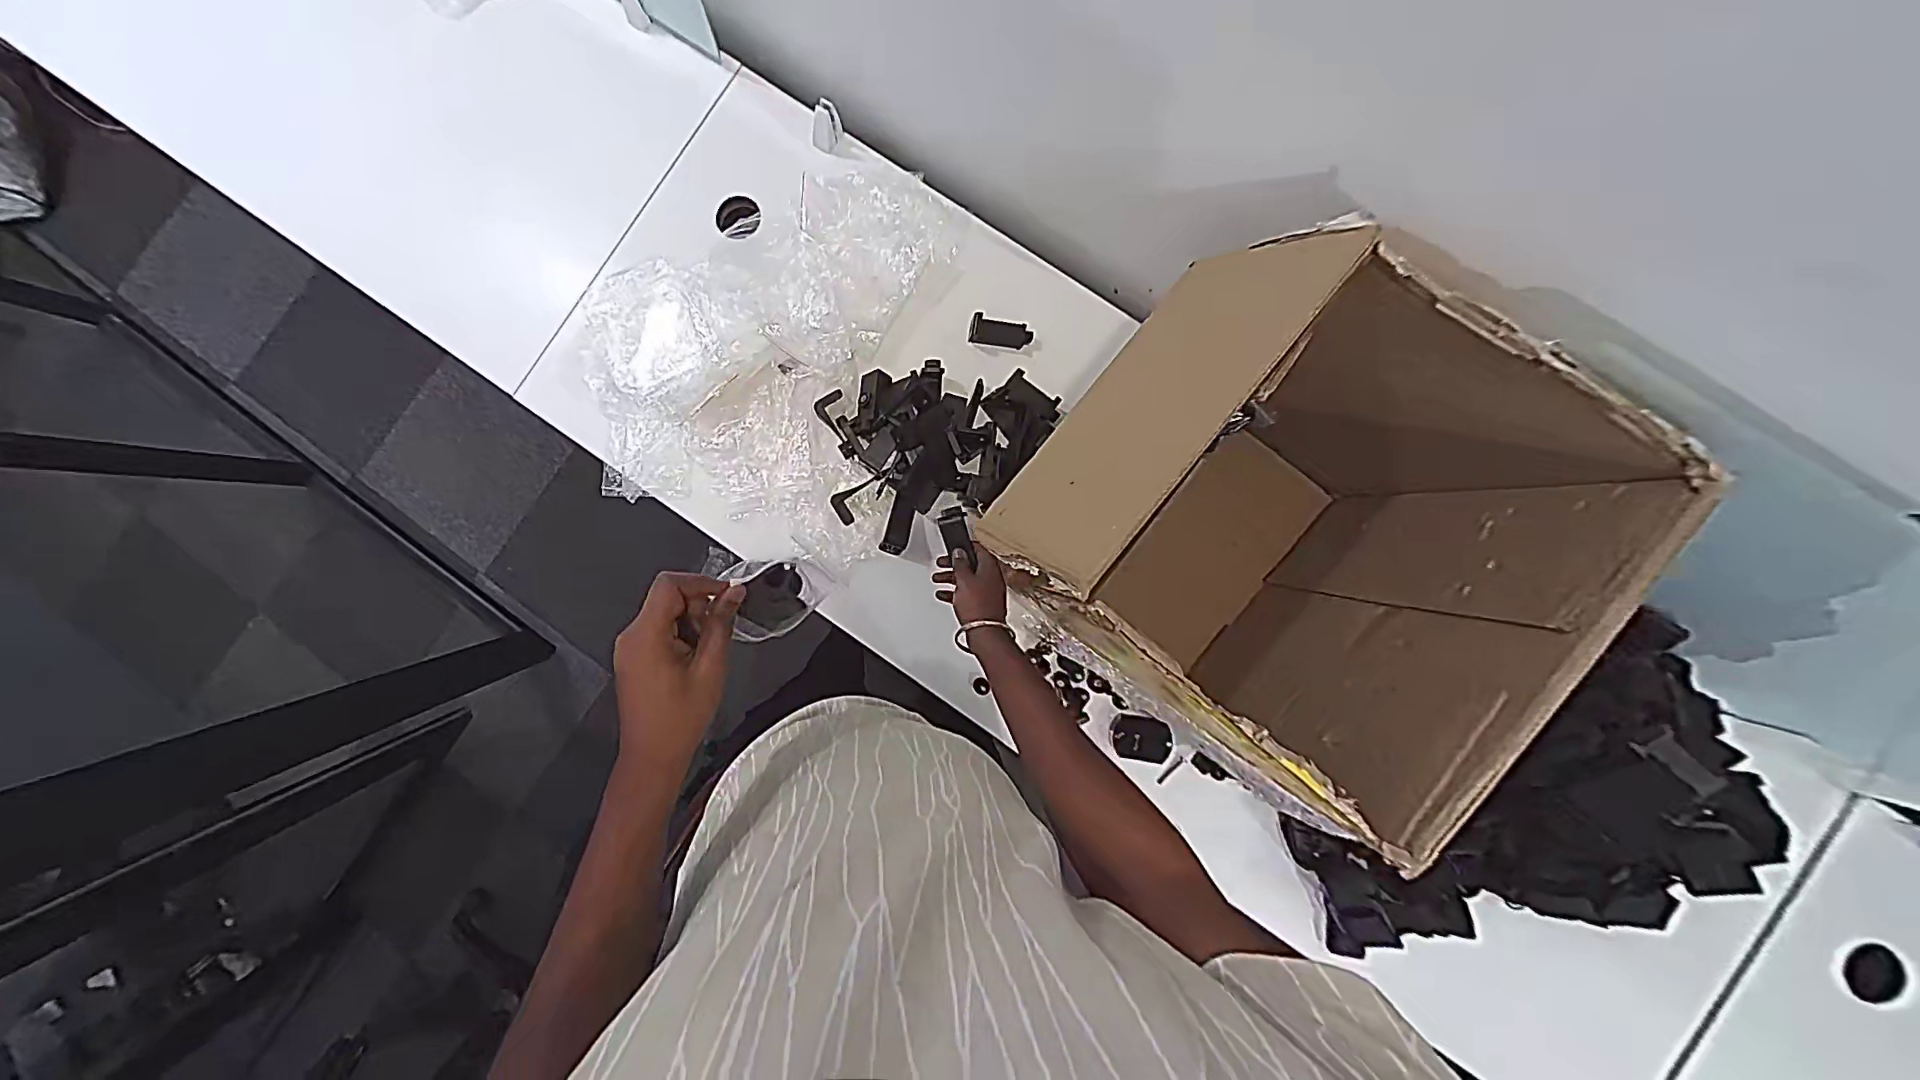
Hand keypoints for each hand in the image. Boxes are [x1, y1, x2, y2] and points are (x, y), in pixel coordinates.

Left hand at [612, 573, 744, 767]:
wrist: (654, 753)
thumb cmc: (677, 720)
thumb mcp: (711, 666)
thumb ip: (721, 623)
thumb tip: (733, 594)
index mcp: (646, 635)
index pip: (669, 584)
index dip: (701, 583)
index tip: (725, 593)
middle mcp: (631, 637)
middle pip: (667, 596)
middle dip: (698, 606)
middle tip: (717, 630)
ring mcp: (630, 647)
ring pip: (665, 613)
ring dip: (691, 622)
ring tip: (704, 653)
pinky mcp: (634, 656)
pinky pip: (659, 630)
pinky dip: (681, 635)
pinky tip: (693, 659)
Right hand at [934, 546, 1006, 624]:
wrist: (984, 631)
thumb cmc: (978, 606)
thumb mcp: (964, 580)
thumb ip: (960, 564)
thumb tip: (959, 553)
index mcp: (990, 567)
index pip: (978, 549)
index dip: (965, 546)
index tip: (955, 547)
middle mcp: (992, 578)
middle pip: (972, 565)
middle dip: (955, 564)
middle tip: (942, 563)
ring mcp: (989, 591)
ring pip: (969, 579)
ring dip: (952, 578)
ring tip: (938, 579)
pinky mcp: (984, 603)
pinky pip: (968, 593)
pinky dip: (956, 592)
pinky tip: (944, 594)